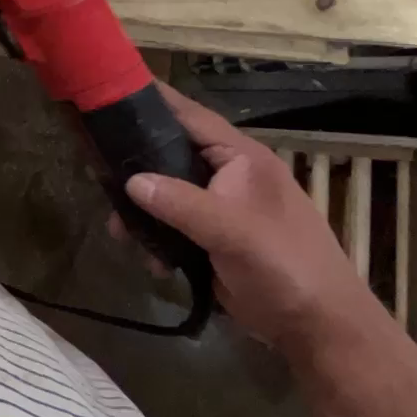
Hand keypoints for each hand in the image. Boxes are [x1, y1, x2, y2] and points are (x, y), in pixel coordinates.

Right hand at [122, 85, 389, 353]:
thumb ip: (181, 203)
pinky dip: (153, 235)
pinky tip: (147, 257)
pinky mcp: (211, 235)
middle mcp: (228, 173)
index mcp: (241, 158)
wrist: (321, 331)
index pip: (188, 115)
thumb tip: (131, 181)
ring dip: (138, 210)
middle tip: (94, 170)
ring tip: (119, 231)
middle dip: (132, 165)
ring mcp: (219, 205)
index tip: (107, 86)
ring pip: (163, 190)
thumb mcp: (234, 232)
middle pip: (167, 152)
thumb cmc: (286, 268)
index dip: (150, 99)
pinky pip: (169, 221)